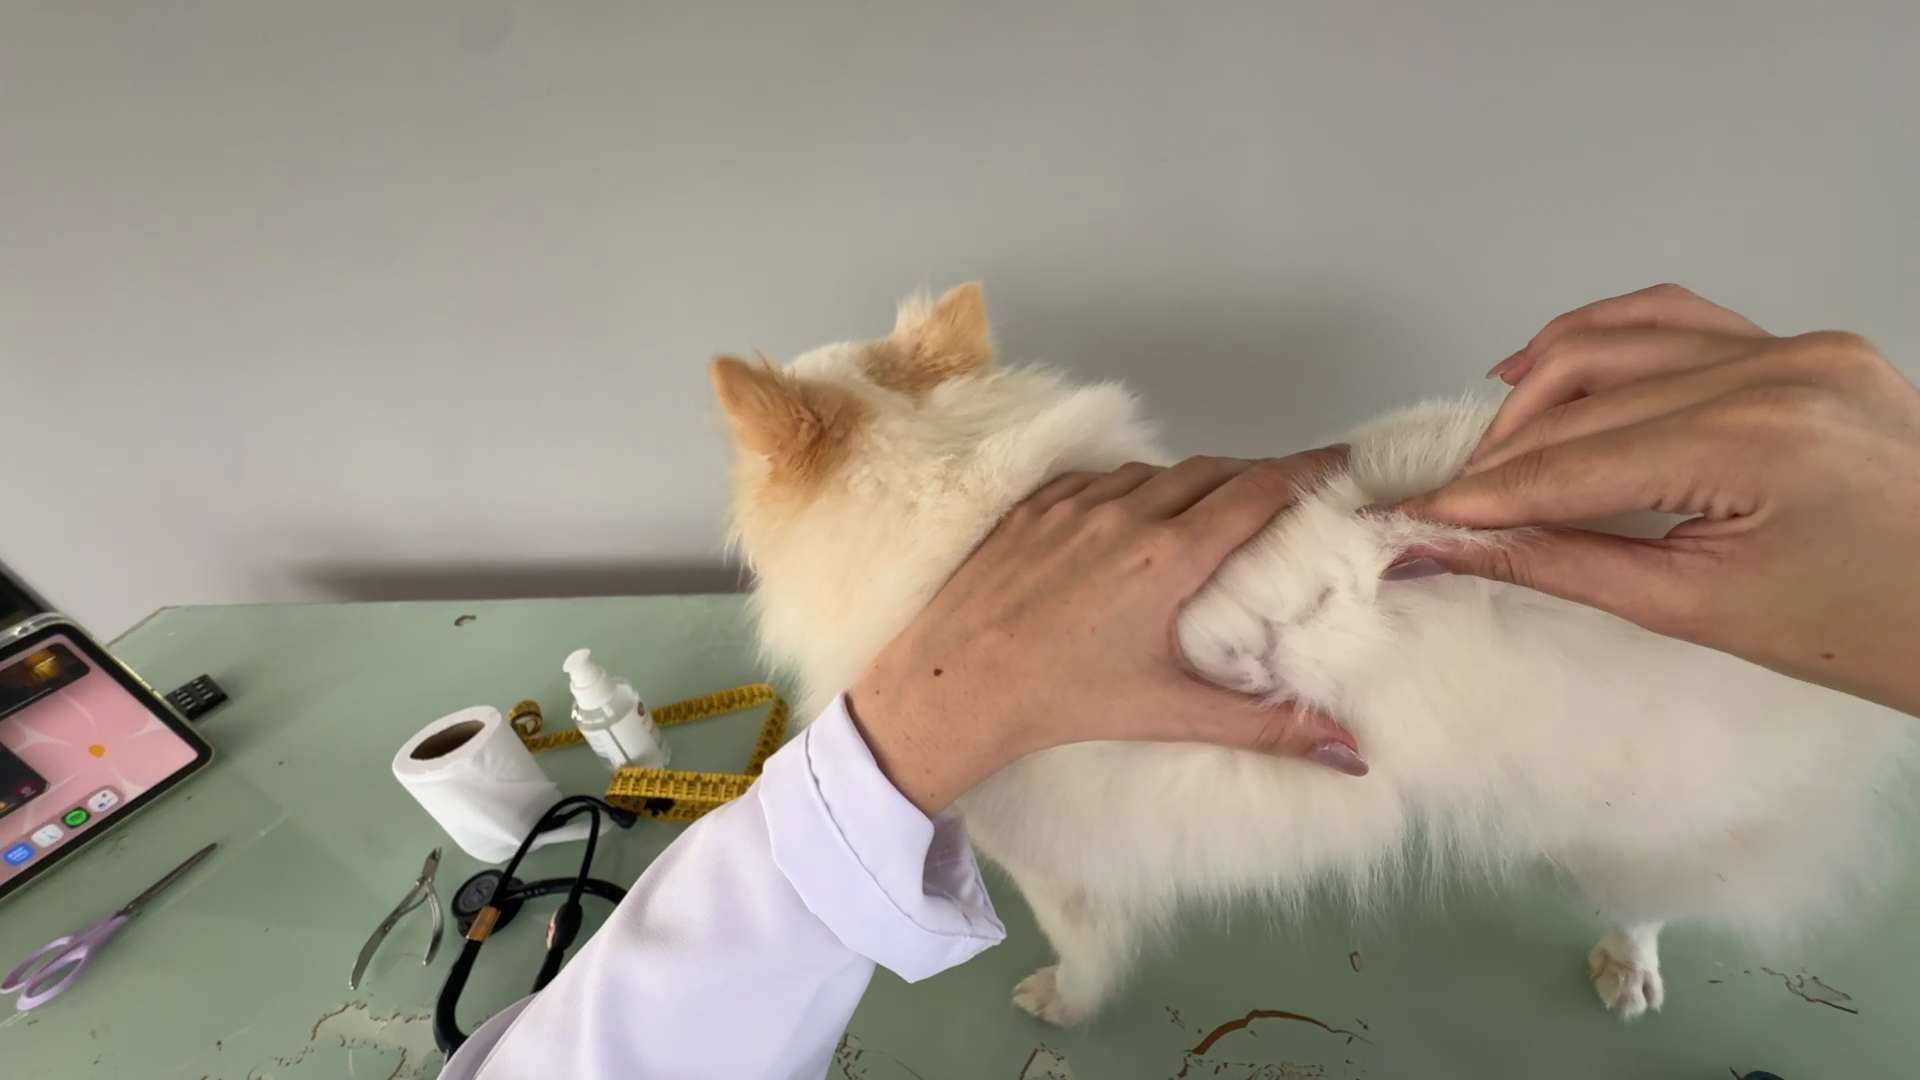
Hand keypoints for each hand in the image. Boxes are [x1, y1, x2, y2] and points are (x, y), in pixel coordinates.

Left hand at [847, 450, 1366, 815]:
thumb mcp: (1164, 710)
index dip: (1308, 472)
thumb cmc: (1058, 698)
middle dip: (1256, 474)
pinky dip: (1127, 487)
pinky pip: (1094, 478)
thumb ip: (1261, 725)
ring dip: (1188, 481)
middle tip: (1284, 492)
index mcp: (1166, 555)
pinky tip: (1126, 514)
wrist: (954, 680)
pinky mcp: (1031, 504)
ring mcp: (1071, 503)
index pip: (1258, 491)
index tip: (1343, 464)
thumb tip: (1350, 756)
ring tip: (1205, 507)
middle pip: (1212, 470)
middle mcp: (1123, 513)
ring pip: (1152, 472)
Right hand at [1399, 284, 1919, 715]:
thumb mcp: (1686, 607)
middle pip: (1570, 409)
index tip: (1408, 520)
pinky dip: (1586, 342)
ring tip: (1487, 459)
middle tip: (1442, 510)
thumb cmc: (1868, 625)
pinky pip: (1661, 319)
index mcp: (1756, 441)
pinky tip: (1534, 369)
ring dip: (1525, 403)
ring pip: (1599, 346)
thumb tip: (1438, 549)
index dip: (1471, 500)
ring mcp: (1788, 347)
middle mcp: (1774, 371)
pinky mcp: (1790, 346)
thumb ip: (1546, 562)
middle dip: (1489, 465)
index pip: (1562, 467)